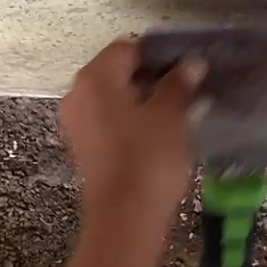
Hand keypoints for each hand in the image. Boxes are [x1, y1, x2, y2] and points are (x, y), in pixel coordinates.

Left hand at [58, 38, 205, 223]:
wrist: (124, 219)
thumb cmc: (147, 160)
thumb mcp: (169, 117)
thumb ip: (178, 84)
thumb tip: (192, 63)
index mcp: (94, 78)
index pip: (126, 48)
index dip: (158, 54)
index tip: (186, 68)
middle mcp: (76, 93)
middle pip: (115, 70)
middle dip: (149, 76)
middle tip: (184, 90)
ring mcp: (75, 120)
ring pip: (111, 95)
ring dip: (140, 98)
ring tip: (174, 112)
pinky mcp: (81, 144)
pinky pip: (105, 118)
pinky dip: (127, 118)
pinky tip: (155, 133)